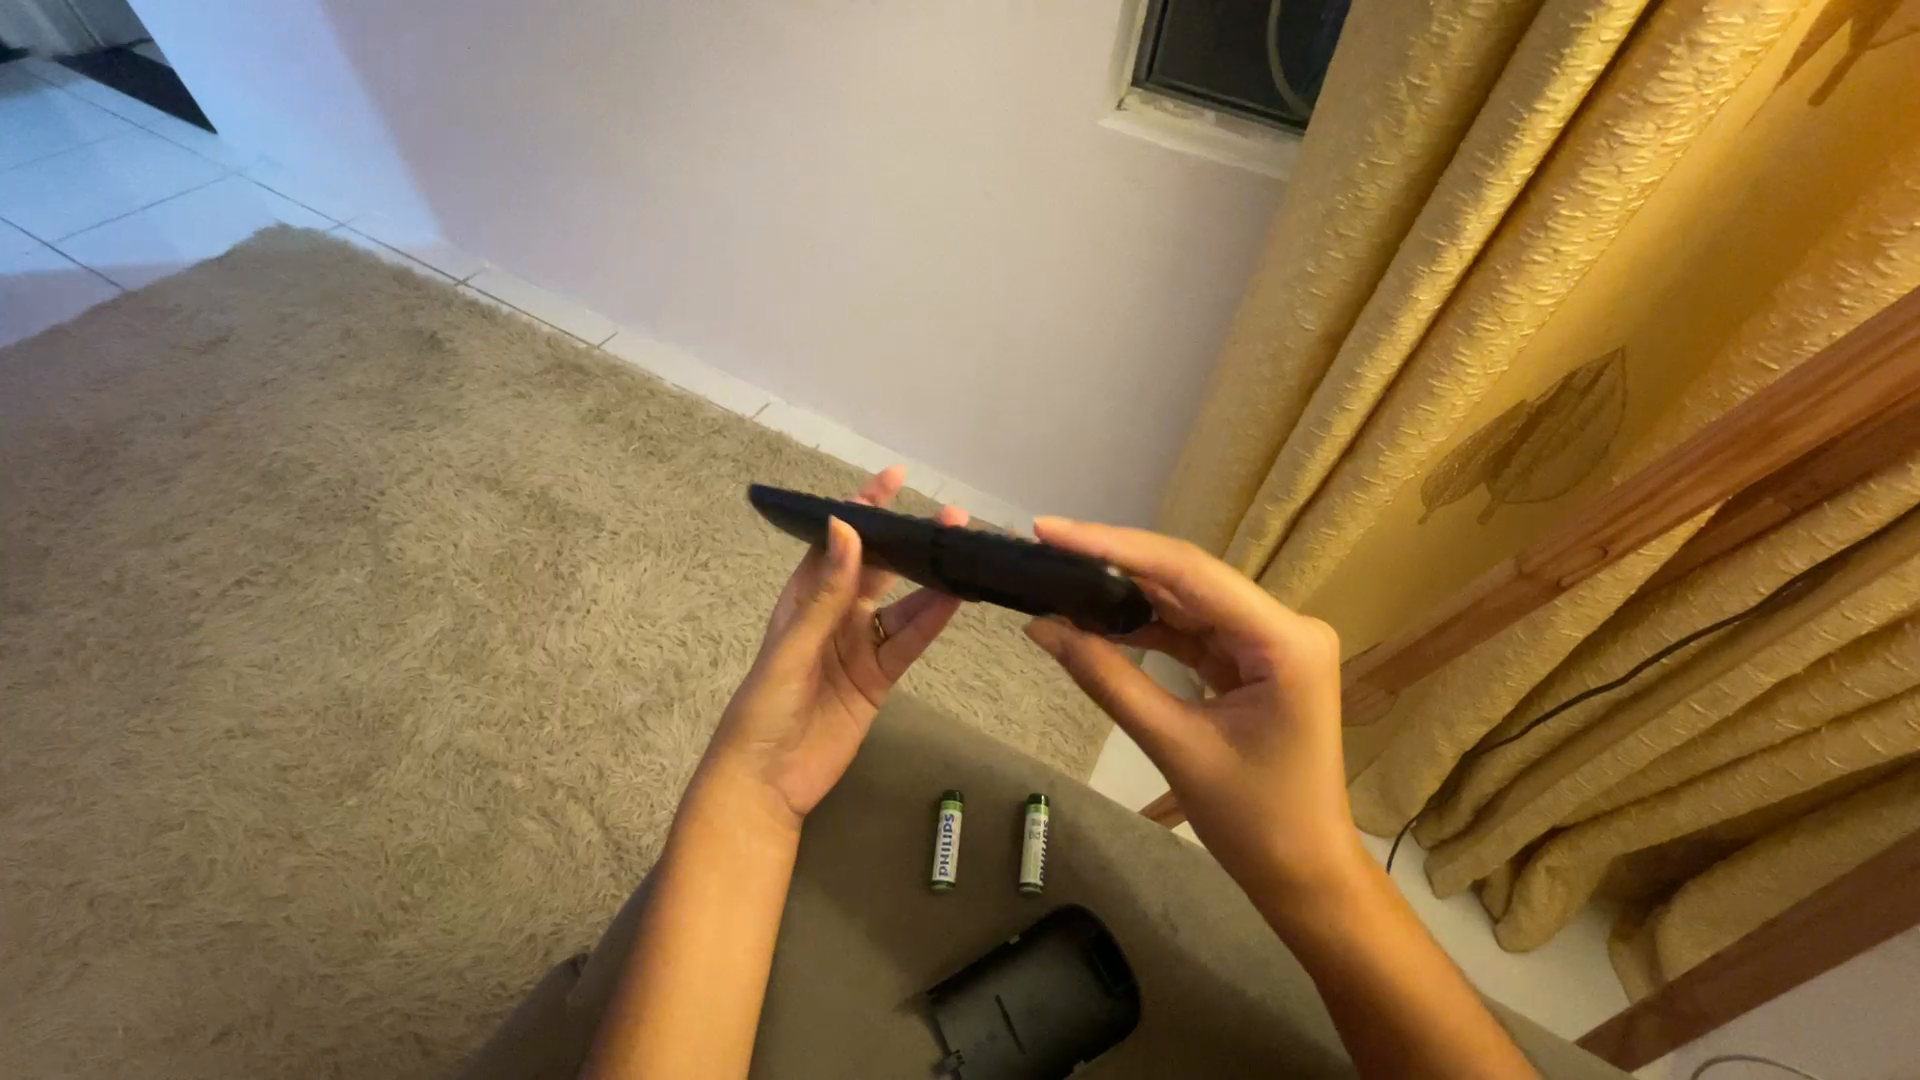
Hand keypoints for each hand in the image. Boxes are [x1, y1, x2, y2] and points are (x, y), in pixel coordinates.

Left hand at [703, 466, 967, 828]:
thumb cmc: (764, 708)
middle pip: (878, 569)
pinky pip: (910, 642)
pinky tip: (958, 598)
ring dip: (931, 580)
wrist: (766, 783)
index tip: (893, 479)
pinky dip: (933, 621)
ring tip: (964, 552)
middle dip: (909, 542)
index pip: (837, 543)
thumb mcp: (793, 647)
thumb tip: (848, 528)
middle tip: (949, 518)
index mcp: (803, 599)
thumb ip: (827, 594)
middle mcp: (834, 615)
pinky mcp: (879, 678)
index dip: (863, 510)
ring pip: (903, 604)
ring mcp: (860, 646)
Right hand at [1021, 519, 1364, 904]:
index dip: (1114, 546)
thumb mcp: (1174, 745)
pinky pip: (1190, 630)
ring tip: (1062, 577)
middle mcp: (1283, 625)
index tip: (1053, 531)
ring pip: (1184, 600)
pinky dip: (1144, 627)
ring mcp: (1268, 641)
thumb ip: (1107, 679)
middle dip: (1114, 563)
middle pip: (1186, 578)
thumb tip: (1041, 626)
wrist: (1306, 875)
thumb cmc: (1255, 822)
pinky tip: (1097, 618)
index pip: (1187, 572)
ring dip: (1125, 594)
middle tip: (1048, 546)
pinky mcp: (1251, 659)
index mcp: (1283, 640)